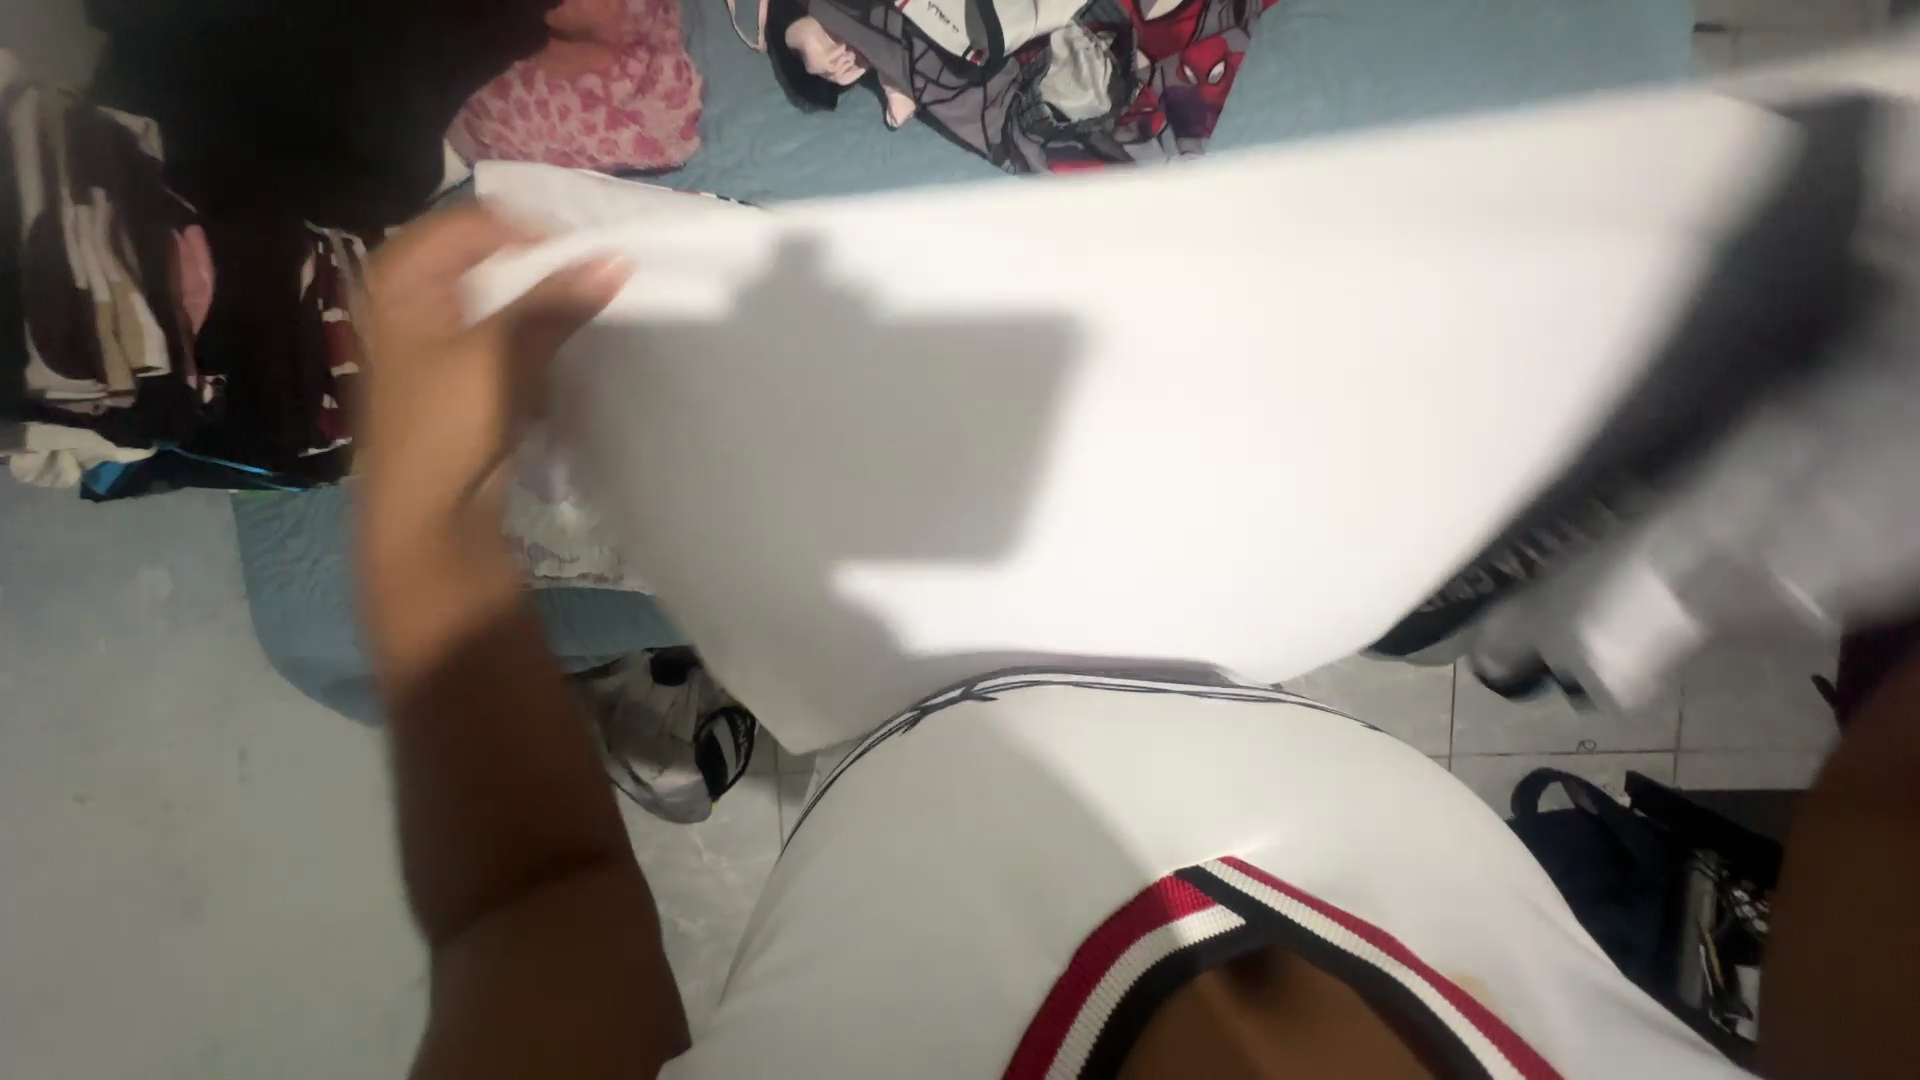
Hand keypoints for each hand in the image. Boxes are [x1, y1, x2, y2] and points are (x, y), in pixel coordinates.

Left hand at [357, 201, 629, 545]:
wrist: (431, 508)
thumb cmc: (445, 425)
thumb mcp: (499, 354)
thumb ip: (553, 303)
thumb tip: (615, 262)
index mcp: (403, 274)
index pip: (478, 222)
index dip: (535, 234)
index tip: (592, 259)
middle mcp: (419, 290)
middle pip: (493, 252)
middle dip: (549, 263)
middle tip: (602, 275)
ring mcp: (444, 327)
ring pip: (508, 290)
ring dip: (551, 295)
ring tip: (595, 302)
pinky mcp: (471, 361)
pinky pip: (514, 324)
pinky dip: (544, 324)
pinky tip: (573, 335)